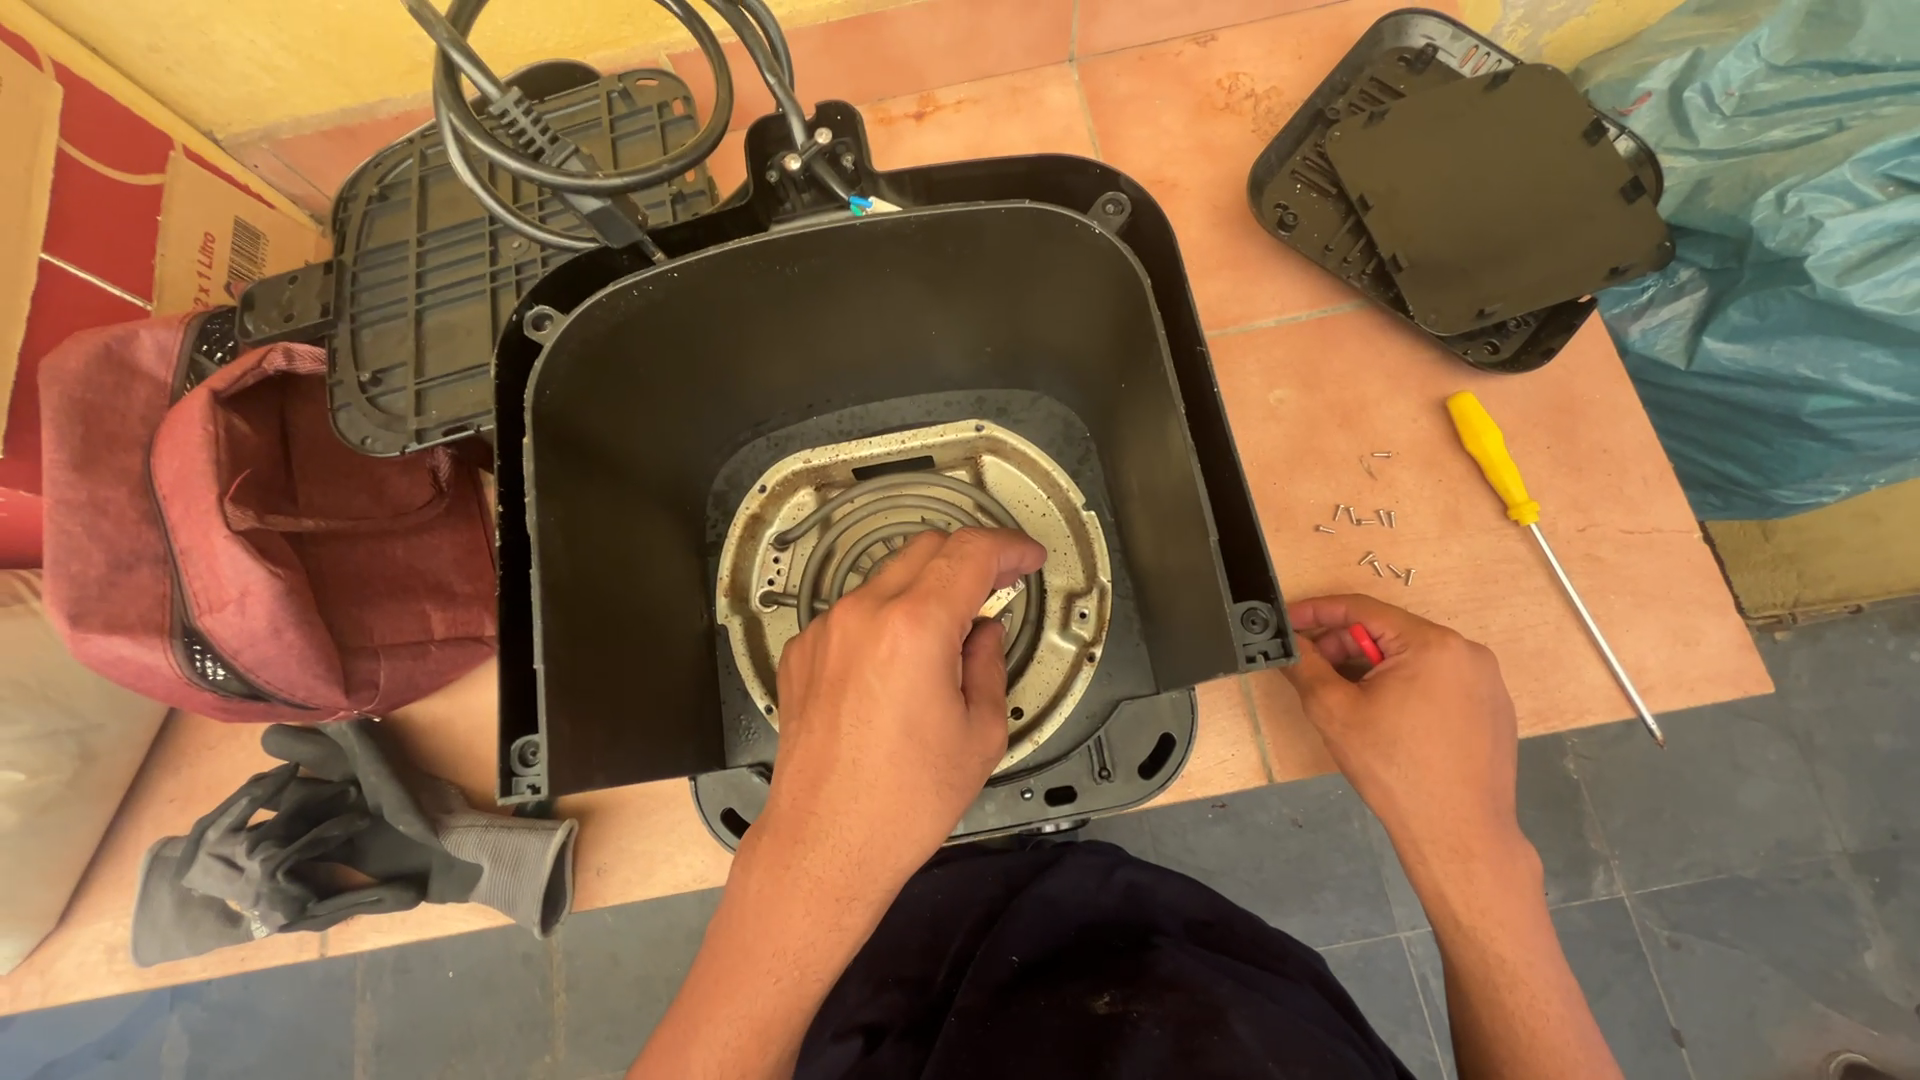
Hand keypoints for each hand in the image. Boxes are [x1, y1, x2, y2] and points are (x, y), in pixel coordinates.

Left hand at [760, 527, 1047, 887]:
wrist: (825, 843)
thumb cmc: (907, 800)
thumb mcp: (980, 733)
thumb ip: (989, 663)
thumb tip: (984, 630)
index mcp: (915, 628)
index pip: (970, 553)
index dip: (1009, 547)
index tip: (1028, 558)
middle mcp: (864, 614)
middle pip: (927, 548)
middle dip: (970, 559)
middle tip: (997, 588)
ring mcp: (826, 630)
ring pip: (888, 577)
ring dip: (926, 589)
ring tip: (946, 638)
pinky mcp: (803, 651)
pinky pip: (854, 612)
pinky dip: (886, 618)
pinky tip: (897, 664)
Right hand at [1281, 594, 1525, 870]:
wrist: (1458, 834)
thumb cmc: (1394, 768)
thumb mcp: (1333, 710)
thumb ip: (1304, 665)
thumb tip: (1286, 642)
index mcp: (1432, 644)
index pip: (1361, 608)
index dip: (1316, 612)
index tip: (1286, 622)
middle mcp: (1467, 653)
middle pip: (1388, 632)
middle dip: (1343, 647)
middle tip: (1310, 670)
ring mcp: (1485, 682)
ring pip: (1410, 657)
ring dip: (1369, 668)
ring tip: (1343, 699)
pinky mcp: (1492, 709)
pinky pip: (1435, 680)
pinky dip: (1401, 687)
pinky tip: (1382, 719)